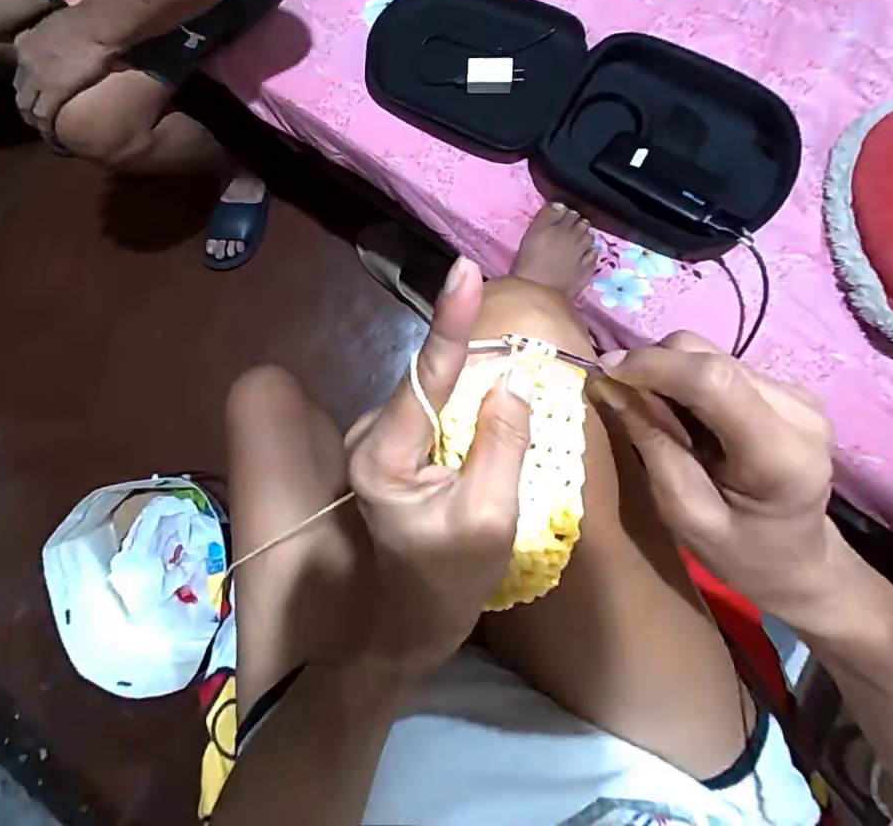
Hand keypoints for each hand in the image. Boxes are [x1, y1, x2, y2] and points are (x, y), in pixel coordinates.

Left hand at [12, 6, 119, 142]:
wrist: (97, 24)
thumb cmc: (90, 17)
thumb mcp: (65, 21)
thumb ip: (63, 32)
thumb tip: (76, 39)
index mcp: (27, 41)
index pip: (21, 67)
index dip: (28, 82)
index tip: (37, 91)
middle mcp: (25, 60)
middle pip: (19, 87)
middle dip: (26, 103)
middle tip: (37, 115)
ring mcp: (37, 77)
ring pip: (26, 105)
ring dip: (33, 119)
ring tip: (44, 130)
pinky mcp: (54, 92)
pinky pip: (44, 115)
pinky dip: (46, 128)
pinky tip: (52, 136)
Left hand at [345, 257, 531, 676]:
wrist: (408, 623)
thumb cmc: (448, 582)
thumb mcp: (489, 519)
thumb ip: (502, 445)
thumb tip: (516, 379)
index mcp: (384, 455)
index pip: (424, 376)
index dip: (449, 321)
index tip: (465, 269)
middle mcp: (372, 435)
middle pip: (432, 377)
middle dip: (475, 350)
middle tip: (520, 340)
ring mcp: (380, 437)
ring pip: (435, 389)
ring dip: (474, 377)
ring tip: (510, 386)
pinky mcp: (395, 443)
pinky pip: (436, 405)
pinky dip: (466, 398)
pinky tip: (491, 404)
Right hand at [596, 332, 859, 634]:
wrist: (799, 560)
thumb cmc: (740, 553)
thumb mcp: (684, 513)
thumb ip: (652, 444)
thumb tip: (609, 384)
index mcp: (780, 454)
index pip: (713, 381)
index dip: (653, 365)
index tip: (604, 371)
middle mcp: (797, 410)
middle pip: (706, 356)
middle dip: (654, 369)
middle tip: (627, 404)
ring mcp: (795, 393)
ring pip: (706, 352)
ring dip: (667, 374)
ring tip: (662, 418)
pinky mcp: (785, 386)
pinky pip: (716, 362)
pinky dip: (684, 379)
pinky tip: (686, 416)